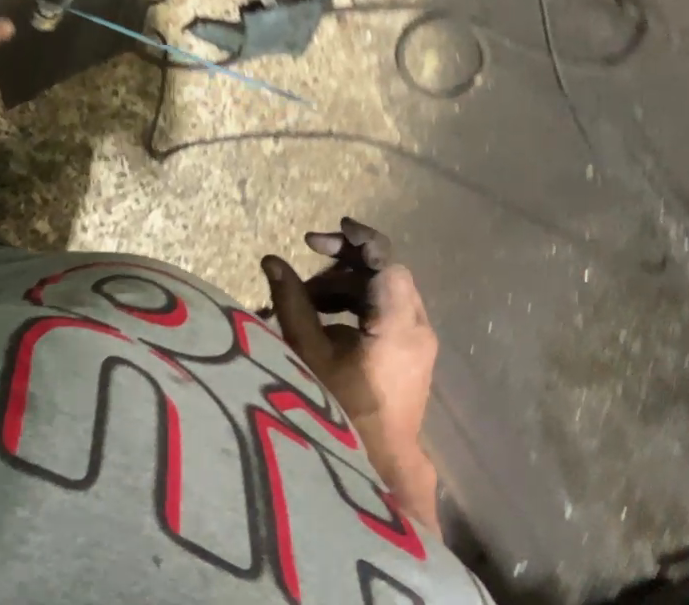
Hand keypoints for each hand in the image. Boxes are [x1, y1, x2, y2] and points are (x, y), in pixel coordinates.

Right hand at [262, 219, 440, 529]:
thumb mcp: (307, 349)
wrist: (377, 460)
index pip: (386, 262)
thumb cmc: (339, 403)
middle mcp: (416, 327)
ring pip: (380, 291)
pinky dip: (352, 303)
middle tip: (304, 254)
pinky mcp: (406, 354)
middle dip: (342, 261)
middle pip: (384, 273)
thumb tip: (272, 260)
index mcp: (398, 323)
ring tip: (303, 296)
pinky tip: (319, 315)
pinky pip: (382, 311)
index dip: (359, 239)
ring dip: (342, 283)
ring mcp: (415, 342)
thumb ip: (291, 300)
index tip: (329, 227)